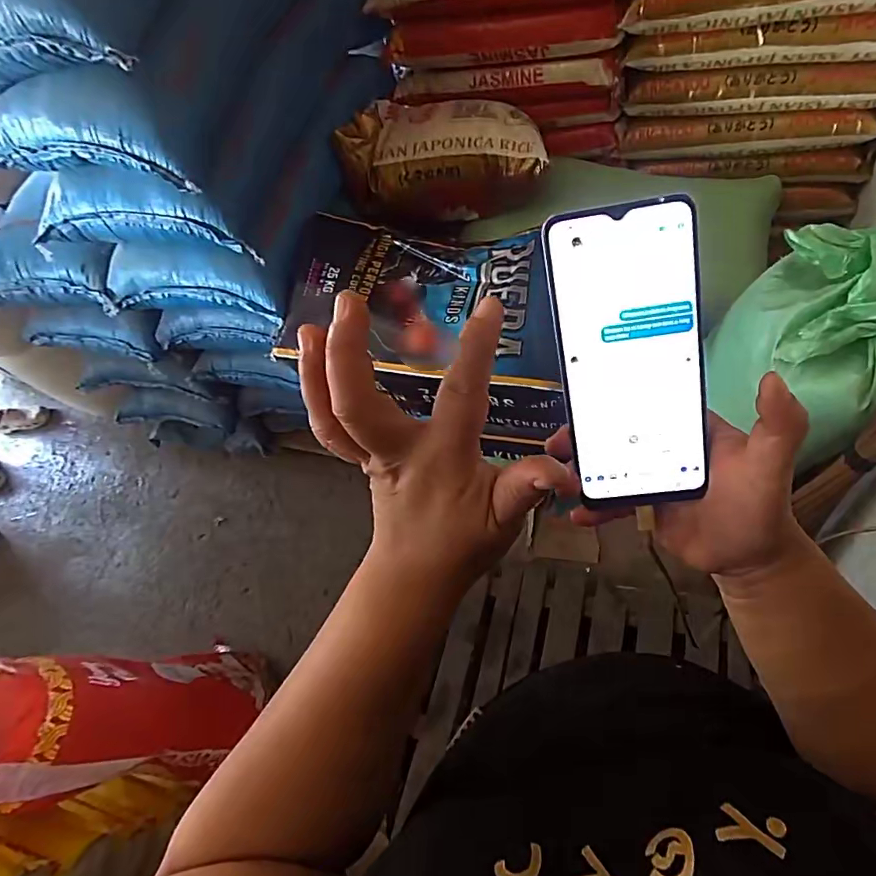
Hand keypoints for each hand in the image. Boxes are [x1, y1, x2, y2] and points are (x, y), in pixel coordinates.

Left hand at [299, 291, 578, 583]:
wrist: (417, 573)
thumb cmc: (463, 542)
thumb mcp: (504, 518)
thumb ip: (528, 489)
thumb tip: (564, 473)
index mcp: (442, 456)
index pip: (460, 395)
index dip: (477, 350)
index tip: (490, 308)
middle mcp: (399, 451)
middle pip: (359, 405)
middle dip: (348, 354)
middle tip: (351, 302)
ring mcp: (373, 455)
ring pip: (333, 414)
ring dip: (317, 368)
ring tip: (313, 324)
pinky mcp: (362, 457)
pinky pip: (329, 425)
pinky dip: (313, 391)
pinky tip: (311, 356)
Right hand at [552, 372, 812, 578]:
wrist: (748, 558)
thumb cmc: (760, 502)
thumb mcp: (771, 460)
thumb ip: (780, 423)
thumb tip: (773, 381)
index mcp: (691, 424)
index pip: (651, 400)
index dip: (618, 394)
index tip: (586, 393)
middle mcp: (668, 443)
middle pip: (620, 430)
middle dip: (587, 430)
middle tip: (559, 438)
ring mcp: (653, 473)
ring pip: (610, 463)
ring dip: (582, 466)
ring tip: (556, 472)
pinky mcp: (645, 503)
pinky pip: (614, 500)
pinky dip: (595, 506)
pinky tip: (578, 514)